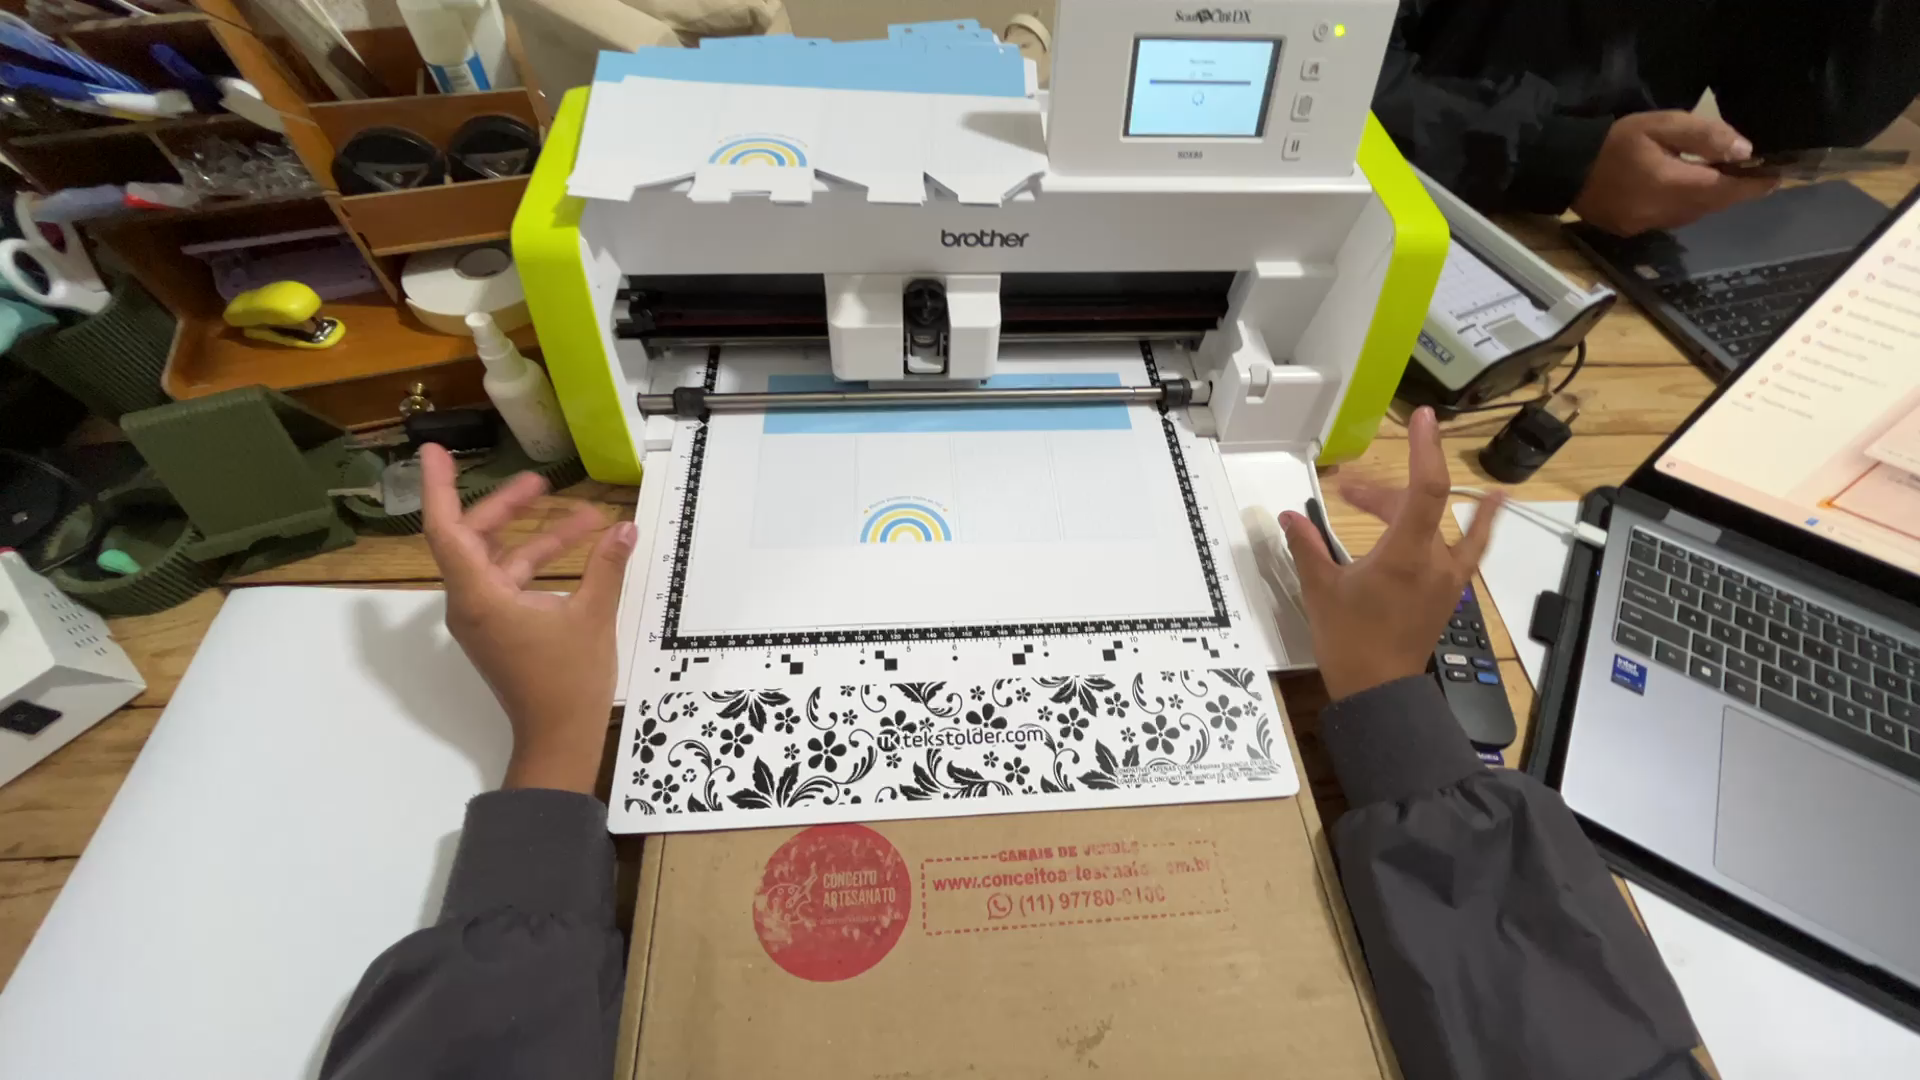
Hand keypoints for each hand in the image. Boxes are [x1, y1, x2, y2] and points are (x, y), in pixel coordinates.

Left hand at [421, 444, 636, 793]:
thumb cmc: (569, 679)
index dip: (439, 488)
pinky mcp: (504, 628)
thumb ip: (607, 567)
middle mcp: (473, 603)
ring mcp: (487, 617)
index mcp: (482, 597)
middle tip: (541, 481)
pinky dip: (543, 564)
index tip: (434, 451)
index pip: (447, 531)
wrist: (560, 735)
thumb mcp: (594, 616)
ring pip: (501, 561)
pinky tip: (580, 555)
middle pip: (476, 540)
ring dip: (539, 537)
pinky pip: (514, 582)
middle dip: (508, 507)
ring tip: (585, 517)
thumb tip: (625, 527)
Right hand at [1279, 407, 1501, 700]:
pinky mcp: (1448, 590)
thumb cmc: (1349, 640)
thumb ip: (1306, 546)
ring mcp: (1448, 577)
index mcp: (1404, 555)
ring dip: (1418, 504)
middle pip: (1421, 505)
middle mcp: (1436, 560)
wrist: (1377, 688)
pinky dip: (1481, 522)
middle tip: (1346, 494)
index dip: (1426, 449)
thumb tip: (1287, 516)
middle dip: (1381, 493)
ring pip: (1443, 523)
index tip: (1424, 418)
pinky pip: (1471, 546)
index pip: (1425, 489)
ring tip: (1396, 495)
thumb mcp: (1320, 588)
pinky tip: (1493, 503)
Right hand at [1571, 110, 1775, 235]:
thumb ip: (1707, 136)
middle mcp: (1658, 211)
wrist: (1564, 169)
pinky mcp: (1626, 229)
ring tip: (1716, 185)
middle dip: (1732, 193)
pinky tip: (1680, 195)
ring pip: (1689, 216)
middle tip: (1750, 178)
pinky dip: (1681, 209)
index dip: (1754, 185)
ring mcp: (1640, 224)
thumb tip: (1744, 152)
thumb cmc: (1615, 142)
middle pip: (1709, 206)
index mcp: (1670, 184)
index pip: (1725, 189)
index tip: (1777, 177)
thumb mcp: (1665, 124)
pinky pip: (1666, 222)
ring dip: (1707, 202)